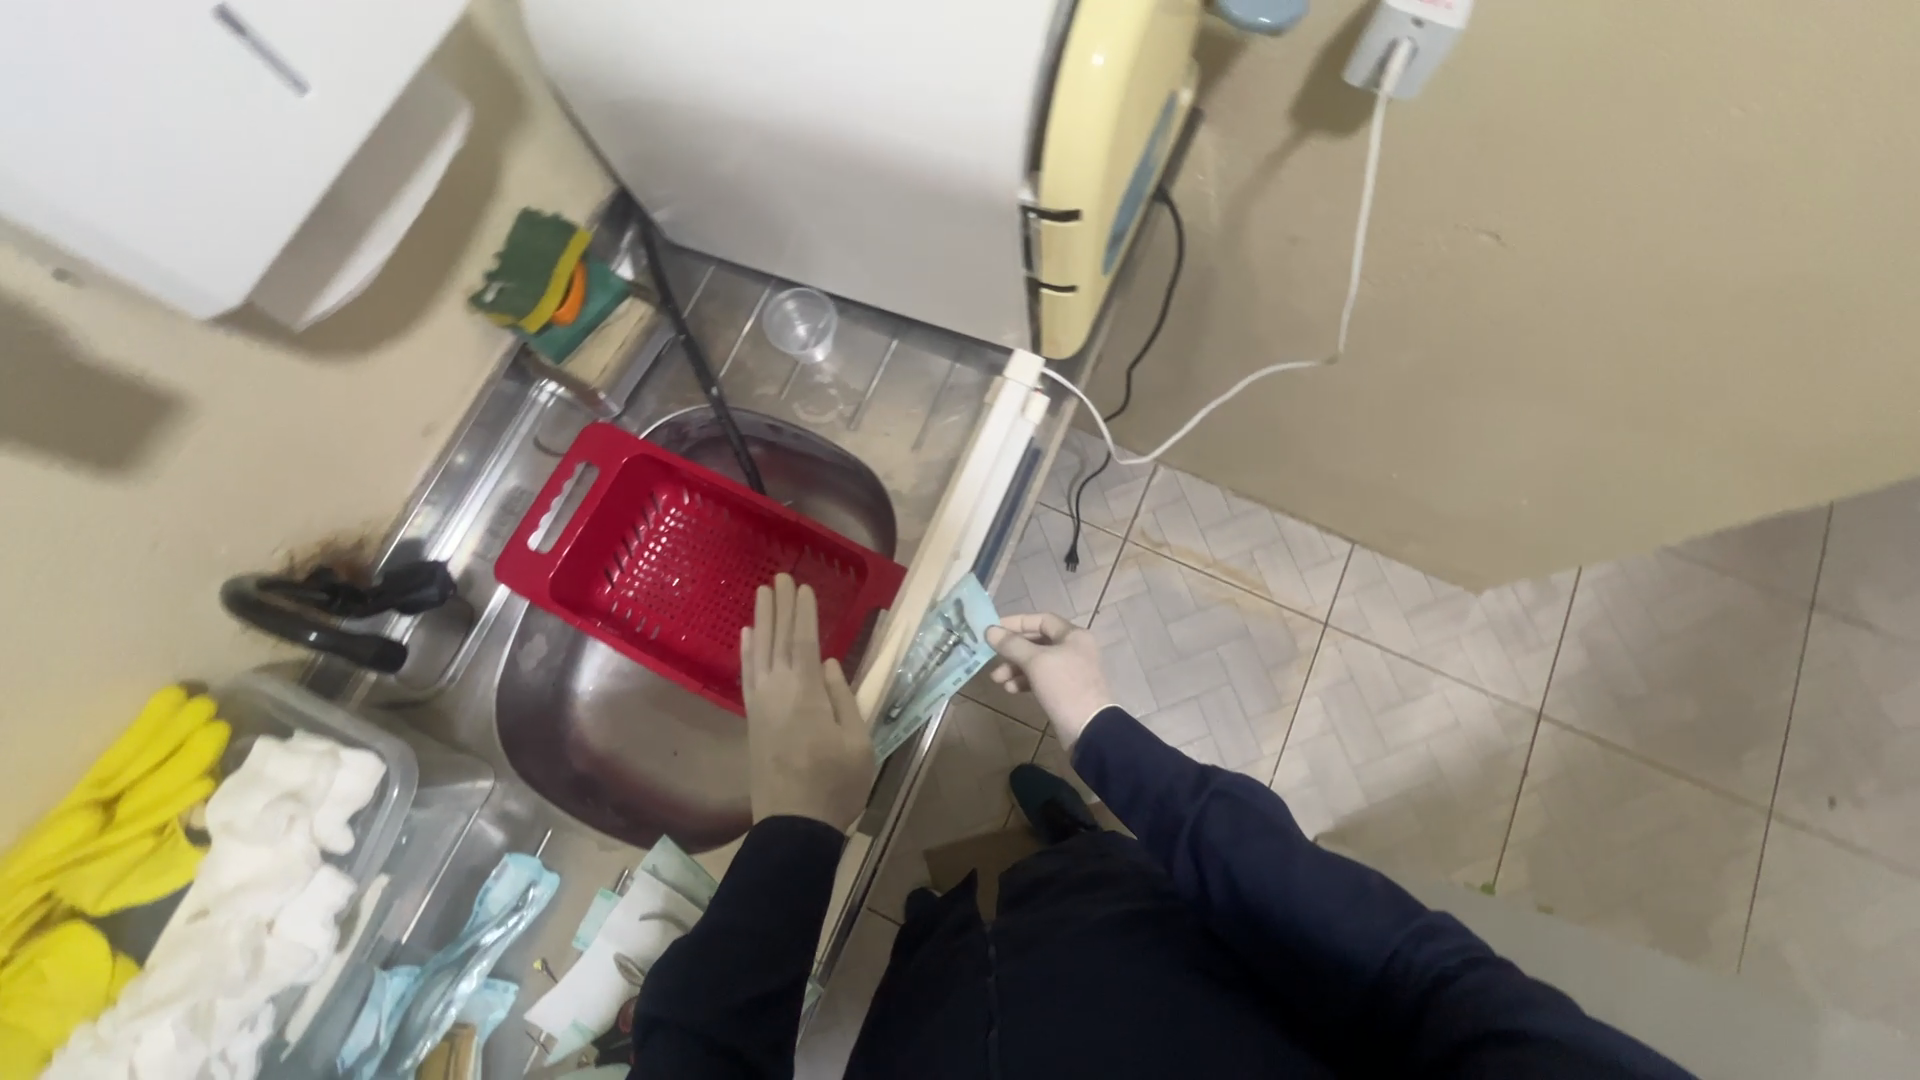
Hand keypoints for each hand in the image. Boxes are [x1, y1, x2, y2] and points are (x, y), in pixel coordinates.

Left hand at [741, 574, 875, 828]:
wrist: (794, 825)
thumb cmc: (835, 783)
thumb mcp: (857, 741)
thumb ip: (844, 698)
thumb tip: (831, 664)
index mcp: (806, 692)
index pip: (803, 641)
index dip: (803, 612)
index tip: (802, 586)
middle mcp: (777, 690)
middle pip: (777, 639)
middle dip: (779, 606)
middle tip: (778, 576)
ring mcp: (760, 705)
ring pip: (757, 652)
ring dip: (759, 621)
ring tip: (760, 594)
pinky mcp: (753, 719)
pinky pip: (746, 675)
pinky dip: (746, 653)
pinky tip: (745, 637)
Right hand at [984, 613, 1114, 748]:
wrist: (1088, 729)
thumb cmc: (1064, 687)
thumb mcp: (1035, 662)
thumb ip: (1011, 644)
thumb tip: (989, 630)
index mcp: (1073, 636)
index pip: (1041, 620)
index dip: (1016, 622)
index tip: (994, 630)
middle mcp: (1074, 649)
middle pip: (1037, 642)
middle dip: (1012, 650)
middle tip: (991, 658)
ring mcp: (1070, 671)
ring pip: (1037, 662)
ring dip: (1015, 668)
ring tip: (997, 680)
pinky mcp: (1065, 691)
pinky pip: (1041, 679)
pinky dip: (1025, 681)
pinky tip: (1010, 689)